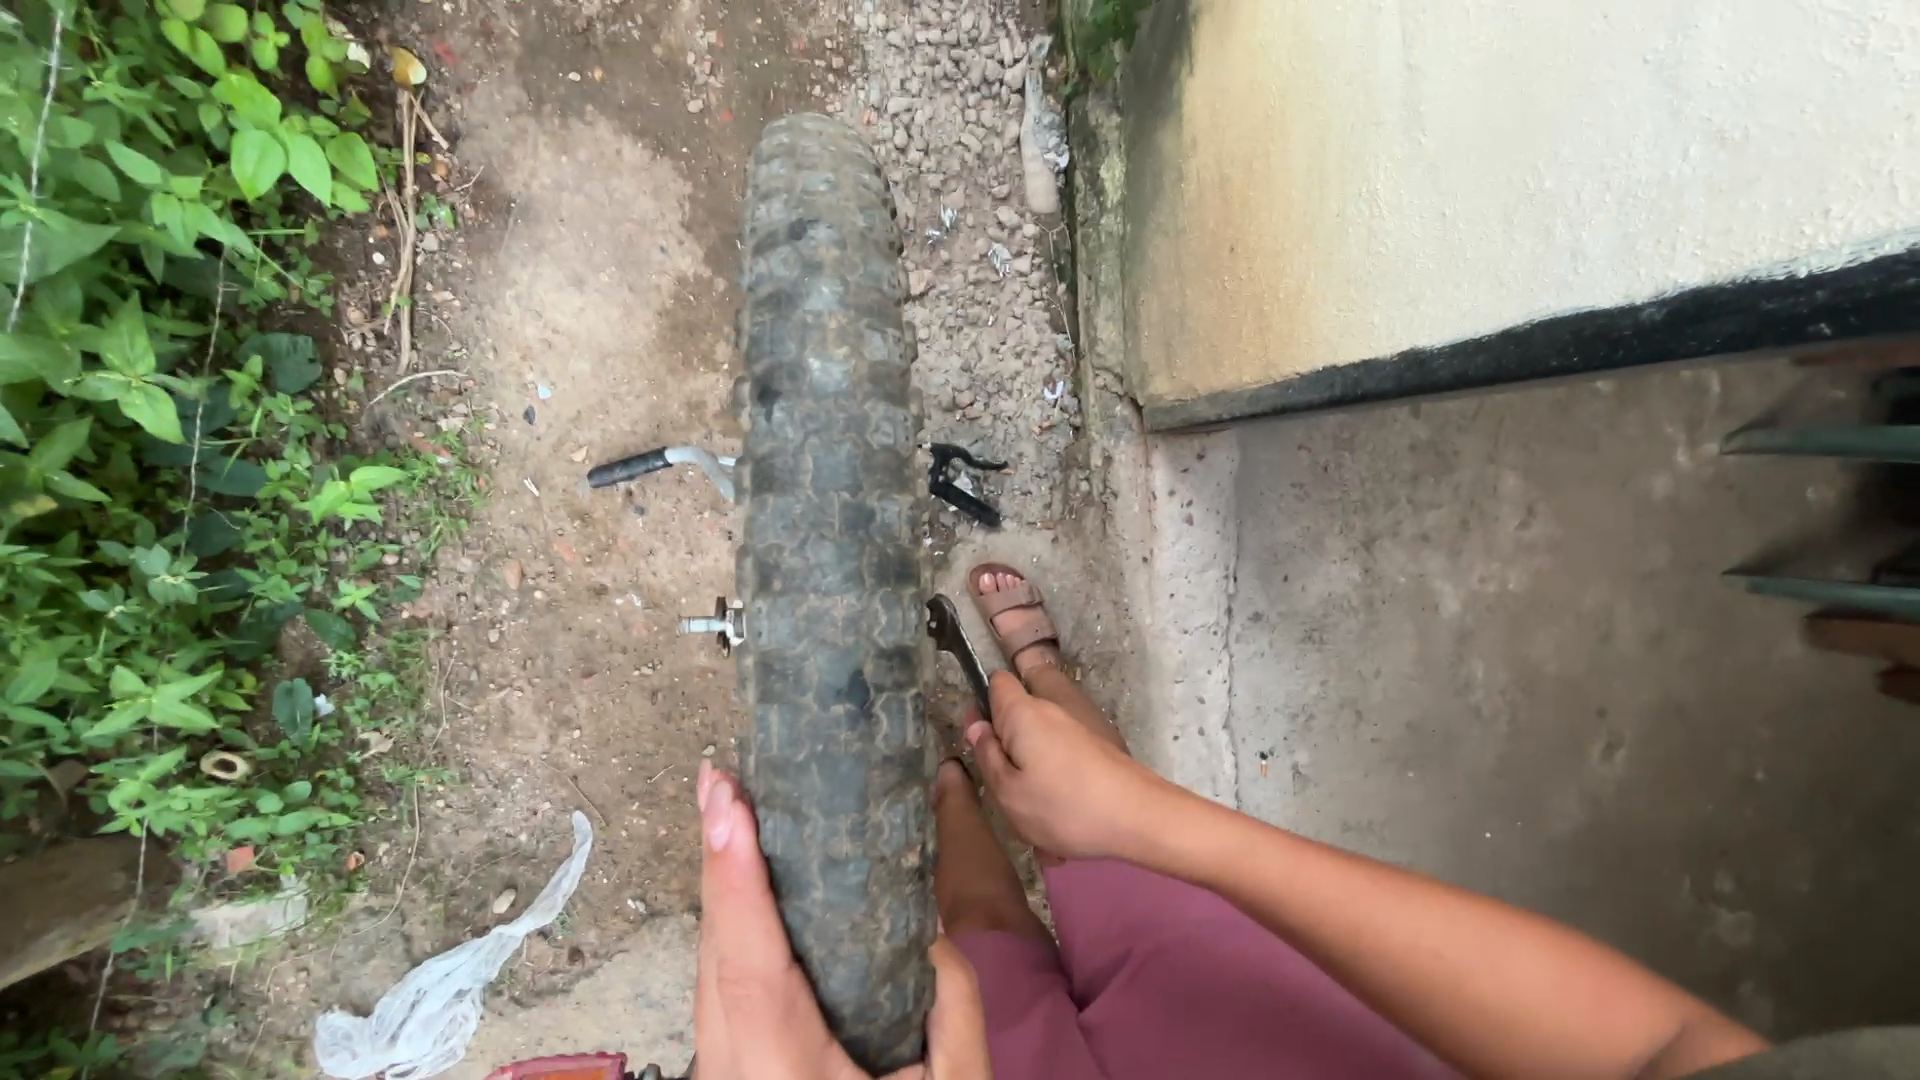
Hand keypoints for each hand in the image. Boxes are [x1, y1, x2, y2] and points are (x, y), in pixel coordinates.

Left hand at [693, 762, 989, 1079]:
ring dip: (718, 879)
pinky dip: (730, 917)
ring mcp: (725, 1066)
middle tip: (722, 778)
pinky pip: (722, 978)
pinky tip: (744, 881)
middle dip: (716, 854)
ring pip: (709, 961)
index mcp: (782, 1070)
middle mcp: (735, 1065)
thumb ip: (950, 1004)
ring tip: (728, 808)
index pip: (749, 962)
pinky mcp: (733, 1063)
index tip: (725, 802)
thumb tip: (925, 933)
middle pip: (714, 948)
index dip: (735, 876)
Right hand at [965, 671, 1175, 861]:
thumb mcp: (1008, 792)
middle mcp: (1052, 709)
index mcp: (1023, 712)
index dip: (982, 707)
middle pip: (1018, 714)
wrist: (1137, 817)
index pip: (997, 682)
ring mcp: (1078, 726)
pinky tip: (1060, 813)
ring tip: (1035, 809)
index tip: (982, 742)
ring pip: (1039, 741)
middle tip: (1006, 785)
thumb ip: (986, 756)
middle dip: (1007, 745)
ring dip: (1032, 770)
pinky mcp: (1096, 746)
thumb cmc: (1063, 806)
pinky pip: (1061, 757)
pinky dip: (1056, 780)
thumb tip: (977, 726)